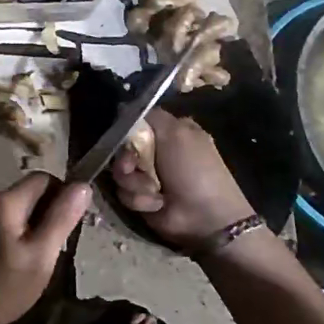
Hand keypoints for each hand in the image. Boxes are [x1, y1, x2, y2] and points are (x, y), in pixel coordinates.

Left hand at [0, 173, 91, 323]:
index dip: (63, 195)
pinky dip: (22, 234)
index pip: (44, 178)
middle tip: (55, 248)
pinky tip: (22, 261)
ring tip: (40, 258)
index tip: (70, 226)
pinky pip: (9, 220)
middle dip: (50, 213)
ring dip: (37, 226)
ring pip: (22, 207)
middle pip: (32, 191)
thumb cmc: (4, 287)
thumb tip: (83, 184)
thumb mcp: (41, 256)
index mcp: (4, 200)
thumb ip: (61, 218)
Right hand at [111, 111, 258, 257]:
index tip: (125, 135)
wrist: (204, 217)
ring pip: (119, 172)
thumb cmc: (195, 170)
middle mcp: (155, 151)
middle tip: (134, 167)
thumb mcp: (177, 132)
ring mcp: (146, 175)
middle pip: (120, 147)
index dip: (125, 129)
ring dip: (134, 182)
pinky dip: (139, 198)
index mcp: (169, 131)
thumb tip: (122, 106)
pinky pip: (123, 192)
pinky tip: (156, 203)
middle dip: (125, 160)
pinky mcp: (140, 197)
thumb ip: (150, 115)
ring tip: (153, 191)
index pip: (134, 122)